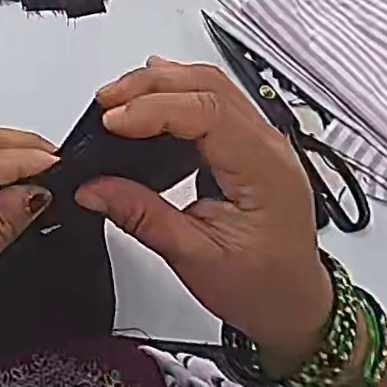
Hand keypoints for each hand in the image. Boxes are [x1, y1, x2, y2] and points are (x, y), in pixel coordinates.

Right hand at [77, 58, 332, 374]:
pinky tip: (152, 95)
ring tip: (119, 98)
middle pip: (208, 85)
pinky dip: (176, 91)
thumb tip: (93, 189)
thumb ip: (140, 216)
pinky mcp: (247, 143)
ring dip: (161, 83)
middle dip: (150, 85)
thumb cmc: (262, 286)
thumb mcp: (193, 257)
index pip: (208, 113)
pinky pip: (213, 99)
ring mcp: (261, 140)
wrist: (293, 303)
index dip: (154, 109)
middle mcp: (268, 145)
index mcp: (264, 170)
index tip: (113, 121)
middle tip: (106, 101)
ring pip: (211, 84)